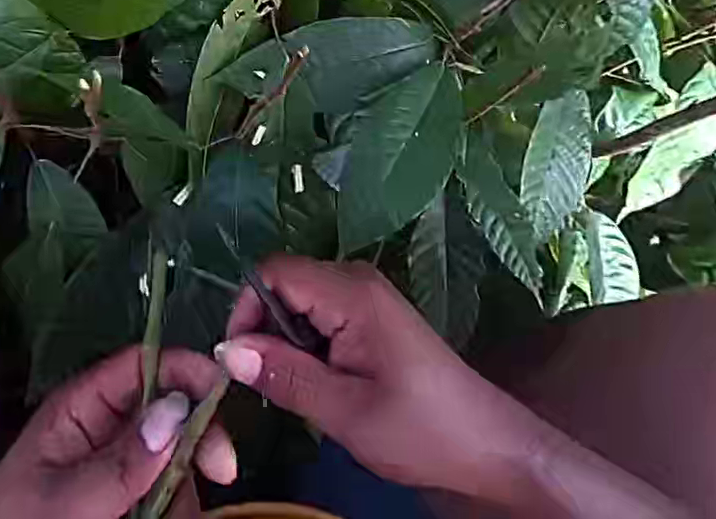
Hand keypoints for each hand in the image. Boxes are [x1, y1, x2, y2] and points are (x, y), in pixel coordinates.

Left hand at [0, 345, 235, 518]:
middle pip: (171, 406)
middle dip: (198, 433)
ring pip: (178, 452)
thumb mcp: (62, 504)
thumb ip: (118, 463)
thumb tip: (177, 411)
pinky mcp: (133, 497)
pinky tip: (169, 517)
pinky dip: (177, 506)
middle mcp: (108, 427)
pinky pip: (171, 490)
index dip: (182, 367)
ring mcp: (122, 463)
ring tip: (170, 515)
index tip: (220, 391)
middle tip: (221, 468)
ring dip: (186, 484)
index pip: (141, 364)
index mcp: (83, 407)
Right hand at [218, 256, 546, 501]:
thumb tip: (227, 351)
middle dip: (264, 328)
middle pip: (285, 282)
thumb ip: (285, 376)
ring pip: (299, 298)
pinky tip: (318, 380)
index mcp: (351, 291)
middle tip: (266, 385)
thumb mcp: (346, 412)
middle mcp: (355, 278)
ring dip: (285, 339)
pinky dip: (306, 342)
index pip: (275, 272)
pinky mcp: (370, 311)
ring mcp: (364, 293)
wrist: (488, 444)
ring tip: (295, 388)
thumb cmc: (421, 429)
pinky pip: (319, 311)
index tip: (240, 362)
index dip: (247, 309)